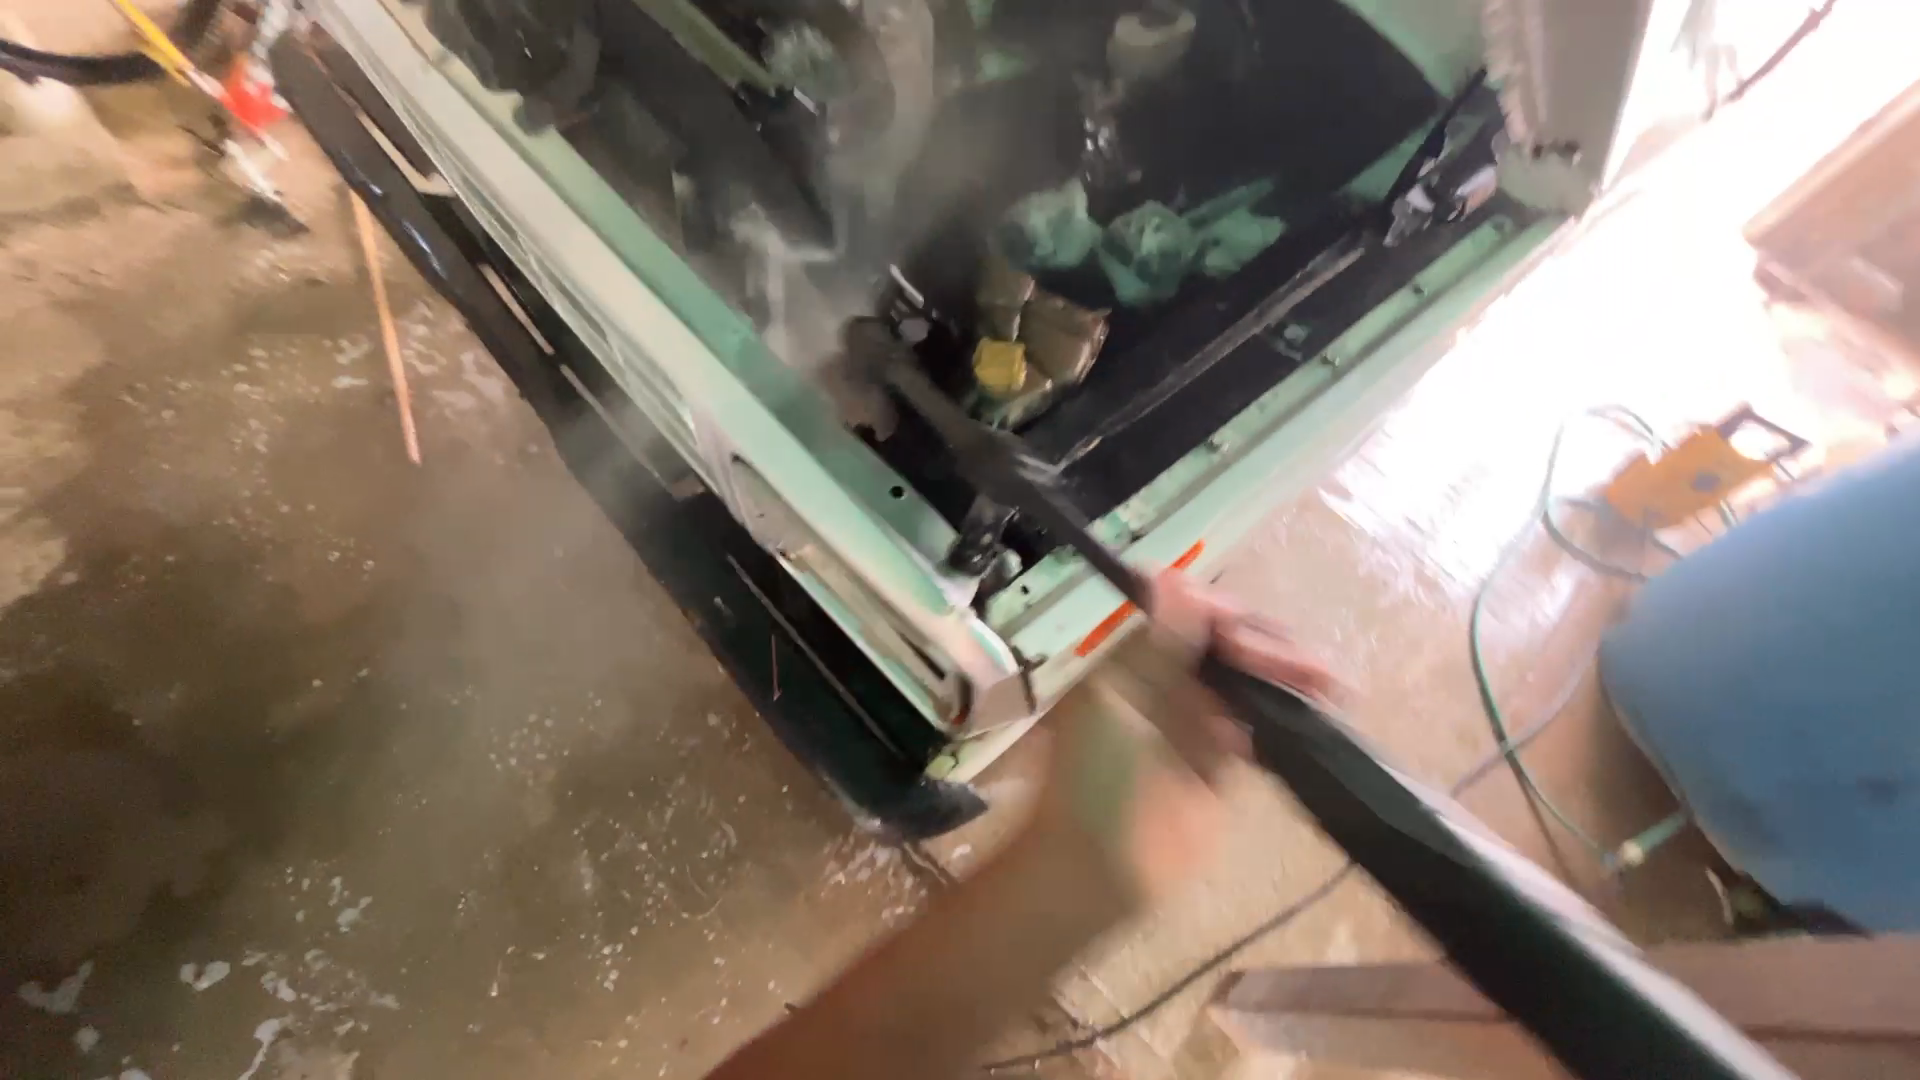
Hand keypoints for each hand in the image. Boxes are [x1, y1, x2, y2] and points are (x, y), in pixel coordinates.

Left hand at [1022, 574, 1335, 911]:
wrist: (1099, 865)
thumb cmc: (1095, 775)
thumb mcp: (1118, 699)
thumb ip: (1155, 642)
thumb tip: (1170, 573)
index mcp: (1131, 656)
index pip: (1185, 612)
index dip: (1221, 615)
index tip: (1246, 634)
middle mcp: (1164, 676)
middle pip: (1225, 641)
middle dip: (1266, 645)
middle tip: (1305, 667)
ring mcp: (1195, 715)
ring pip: (1248, 677)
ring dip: (1286, 673)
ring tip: (1326, 682)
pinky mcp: (1221, 758)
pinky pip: (1258, 723)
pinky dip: (1283, 715)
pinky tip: (1306, 712)